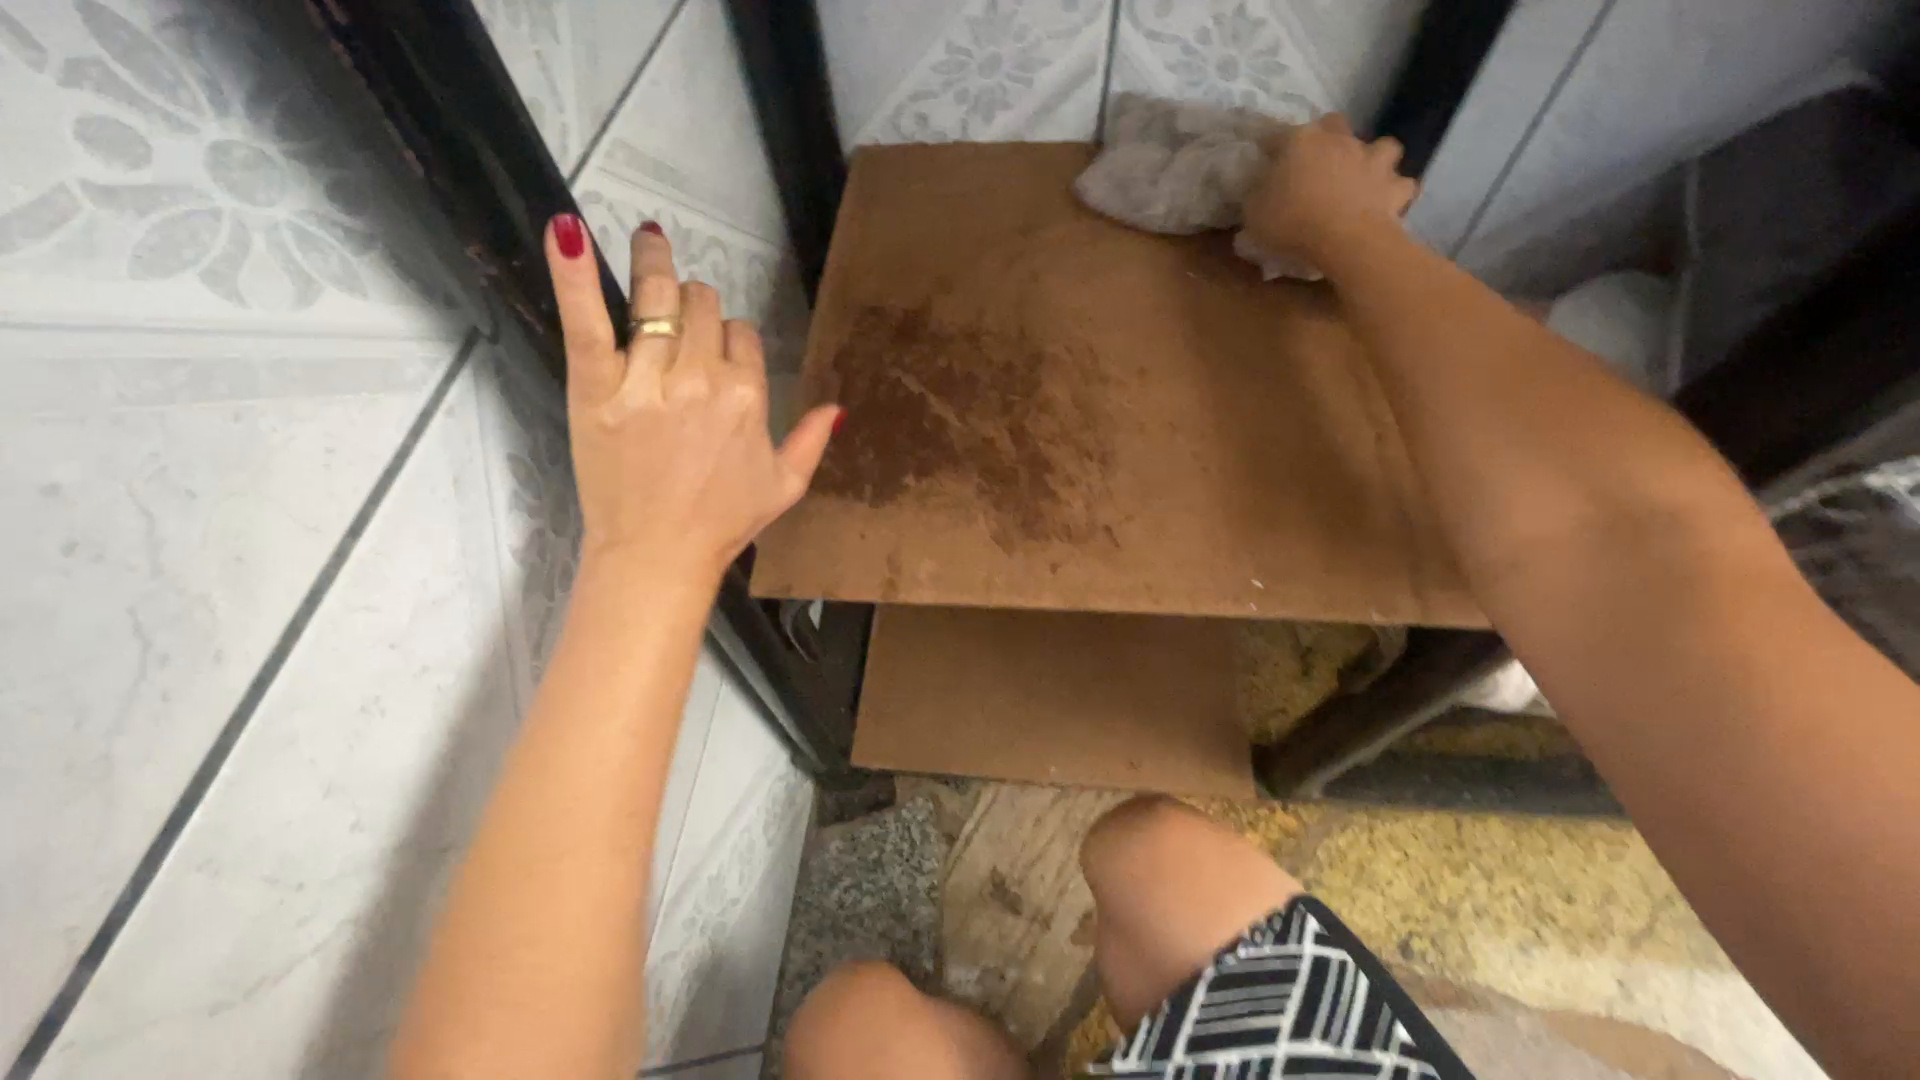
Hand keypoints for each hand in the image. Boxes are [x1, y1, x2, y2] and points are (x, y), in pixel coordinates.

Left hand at [544, 214, 839, 587]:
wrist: (658, 554)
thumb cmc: (723, 523)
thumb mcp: (785, 486)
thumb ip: (812, 439)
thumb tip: (838, 407)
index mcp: (748, 396)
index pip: (741, 334)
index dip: (729, 337)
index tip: (716, 351)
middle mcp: (702, 378)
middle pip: (701, 306)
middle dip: (695, 302)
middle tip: (681, 304)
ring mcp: (647, 379)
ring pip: (656, 298)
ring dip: (654, 262)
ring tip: (648, 238)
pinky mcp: (596, 387)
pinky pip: (586, 319)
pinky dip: (573, 273)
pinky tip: (564, 231)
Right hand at [1243, 114, 1418, 264]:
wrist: (1345, 239)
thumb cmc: (1292, 222)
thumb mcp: (1254, 213)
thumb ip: (1256, 195)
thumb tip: (1259, 189)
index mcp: (1300, 142)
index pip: (1278, 135)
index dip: (1270, 147)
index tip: (1265, 160)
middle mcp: (1339, 140)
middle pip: (1333, 124)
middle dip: (1327, 137)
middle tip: (1318, 161)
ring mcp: (1372, 160)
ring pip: (1382, 145)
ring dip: (1375, 157)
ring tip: (1365, 175)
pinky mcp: (1394, 186)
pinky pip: (1401, 185)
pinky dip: (1395, 192)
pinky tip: (1387, 202)